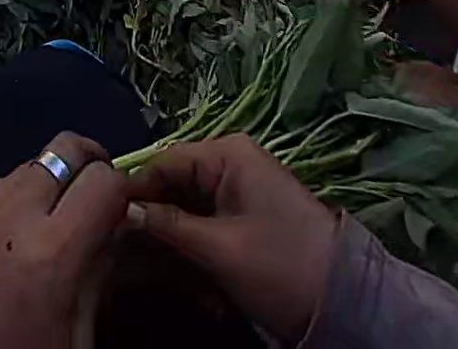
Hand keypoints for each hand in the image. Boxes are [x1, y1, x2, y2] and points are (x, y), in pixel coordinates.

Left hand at [0, 132, 127, 348]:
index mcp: (52, 250)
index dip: (124, 190)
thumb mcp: (75, 340)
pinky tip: (21, 233)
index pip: (104, 180)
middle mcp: (15, 213)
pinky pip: (2, 185)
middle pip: (67, 146)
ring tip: (59, 216)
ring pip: (34, 161)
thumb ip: (98, 276)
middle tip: (100, 194)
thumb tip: (115, 230)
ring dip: (55, 177)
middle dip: (92, 162)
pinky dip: (23, 194)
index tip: (128, 210)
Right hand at [124, 135, 337, 343]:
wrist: (349, 304)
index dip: (136, 188)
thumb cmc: (280, 265)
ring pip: (189, 204)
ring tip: (157, 266)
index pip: (166, 161)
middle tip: (128, 248)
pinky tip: (190, 275)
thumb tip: (123, 210)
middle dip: (155, 216)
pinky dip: (195, 243)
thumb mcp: (219, 248)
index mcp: (227, 153)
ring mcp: (241, 185)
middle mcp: (232, 160)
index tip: (108, 217)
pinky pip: (207, 218)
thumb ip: (168, 225)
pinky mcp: (247, 211)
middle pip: (176, 182)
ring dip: (175, 236)